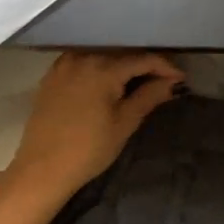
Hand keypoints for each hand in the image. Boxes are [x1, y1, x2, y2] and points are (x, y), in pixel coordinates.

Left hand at [0, 51, 183, 223]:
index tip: (181, 80)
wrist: (42, 170)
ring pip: (103, 57)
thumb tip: (173, 82)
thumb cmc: (88, 149)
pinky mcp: (52, 76)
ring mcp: (64, 65)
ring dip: (123, 67)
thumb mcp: (125, 123)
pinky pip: (85, 64)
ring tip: (140, 83)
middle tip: (165, 82)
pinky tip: (111, 85)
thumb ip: (150, 96)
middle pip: (123, 54)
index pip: (143, 59)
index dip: (165, 67)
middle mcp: (82, 57)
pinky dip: (101, 70)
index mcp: (103, 67)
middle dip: (145, 66)